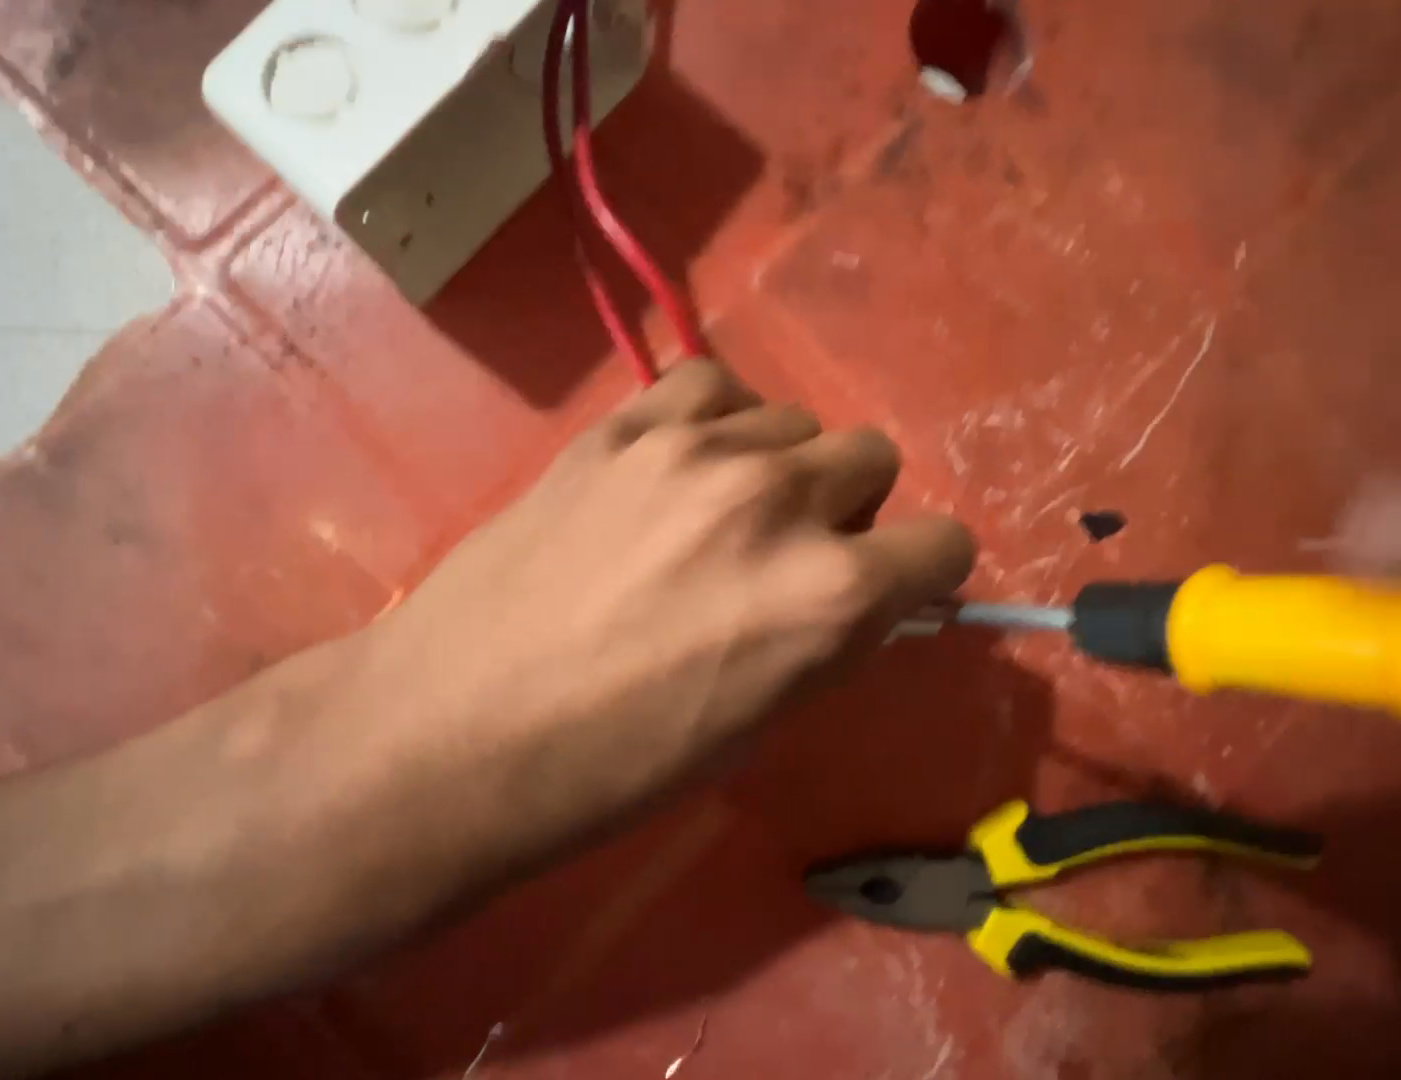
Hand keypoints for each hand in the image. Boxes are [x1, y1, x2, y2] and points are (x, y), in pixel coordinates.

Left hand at [361, 360, 974, 873]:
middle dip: (850, 506)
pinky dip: (716, 419)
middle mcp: (780, 500)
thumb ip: (829, 637)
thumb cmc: (616, 766)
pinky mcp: (620, 428)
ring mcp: (694, 450)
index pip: (943, 544)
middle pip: (872, 455)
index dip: (919, 570)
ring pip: (793, 417)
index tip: (886, 585)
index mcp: (830, 596)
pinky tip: (681, 461)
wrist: (458, 729)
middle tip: (790, 548)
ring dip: (780, 462)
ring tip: (721, 507)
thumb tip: (860, 589)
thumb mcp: (760, 721)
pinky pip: (709, 384)